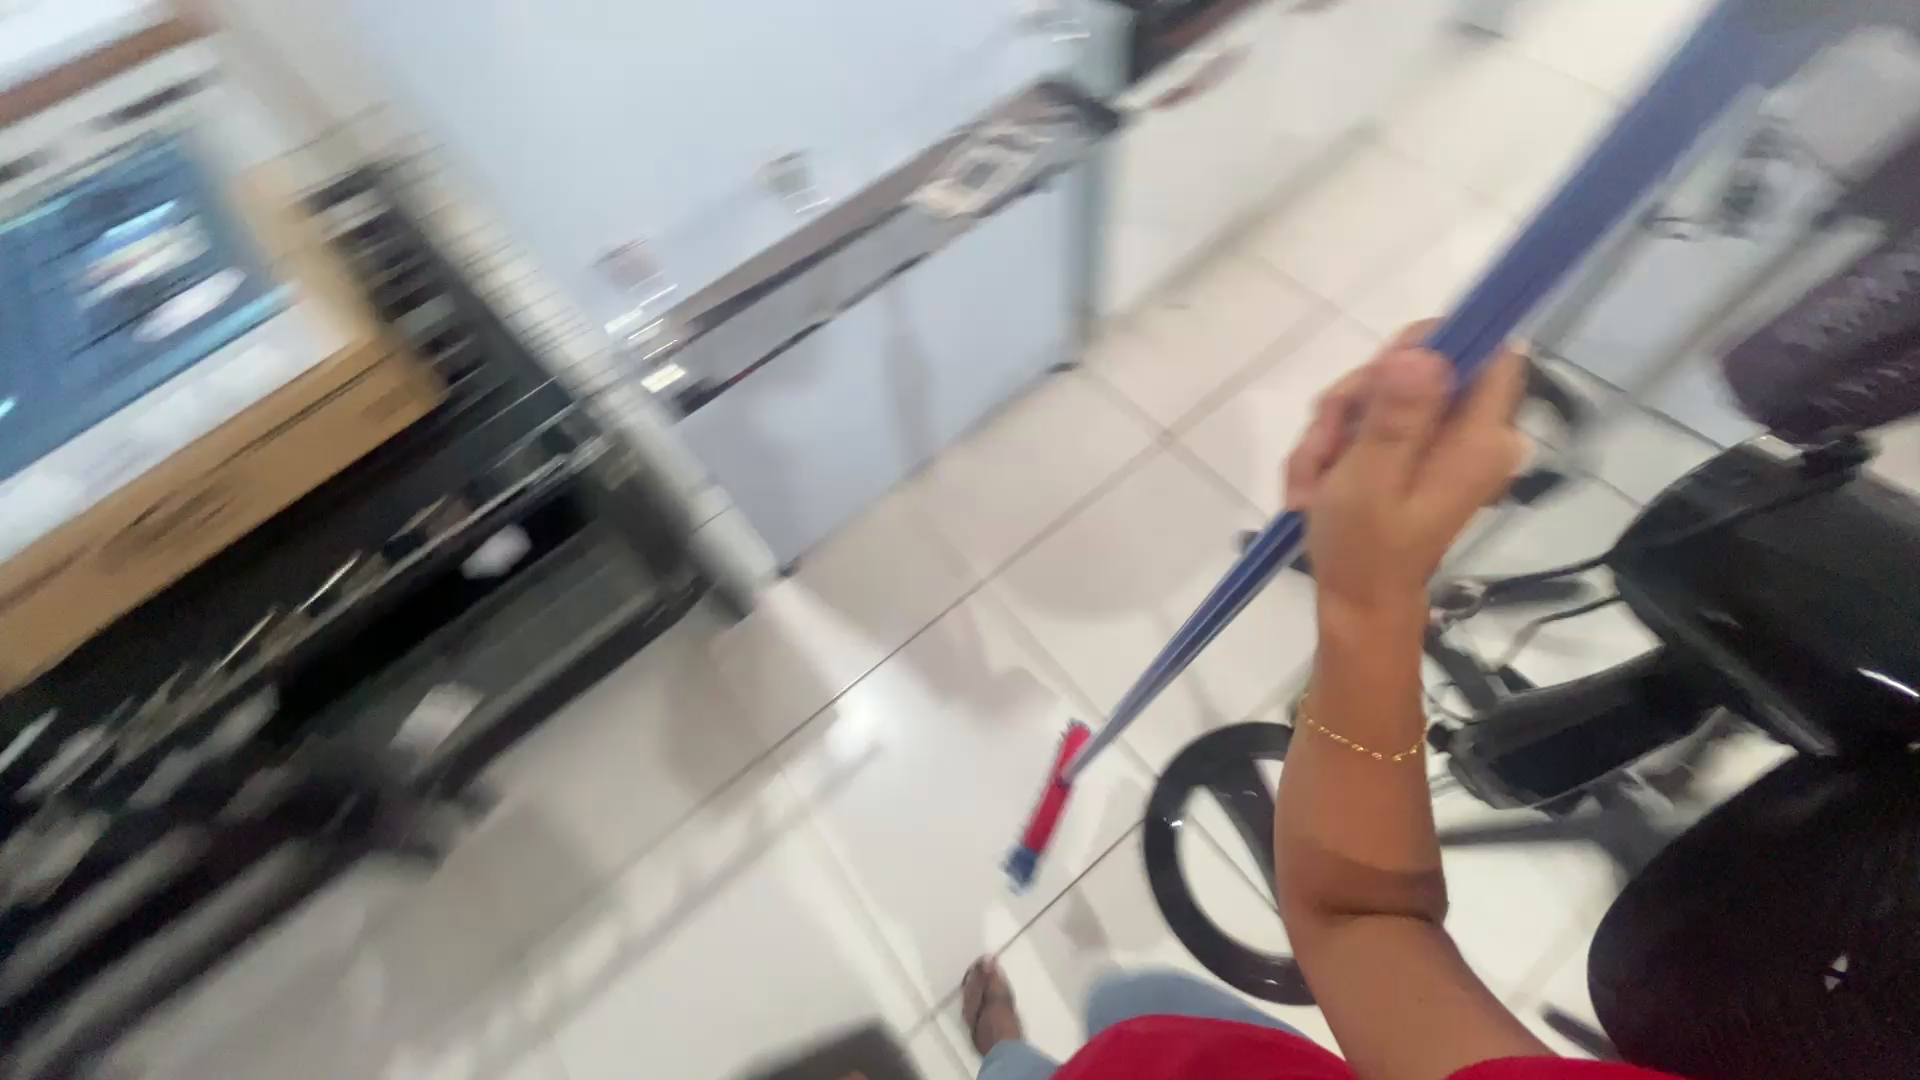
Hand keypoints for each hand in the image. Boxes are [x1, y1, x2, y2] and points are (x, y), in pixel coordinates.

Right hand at [1284, 324, 1528, 619]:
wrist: (1357, 600)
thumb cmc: (1362, 548)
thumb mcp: (1368, 481)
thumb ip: (1395, 416)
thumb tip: (1420, 352)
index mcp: (1479, 438)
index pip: (1482, 348)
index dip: (1424, 346)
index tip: (1373, 378)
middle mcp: (1473, 433)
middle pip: (1414, 369)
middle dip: (1353, 401)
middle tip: (1321, 448)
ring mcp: (1443, 444)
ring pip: (1381, 396)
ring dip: (1332, 431)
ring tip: (1313, 481)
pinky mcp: (1417, 454)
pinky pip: (1372, 424)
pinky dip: (1336, 449)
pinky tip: (1318, 484)